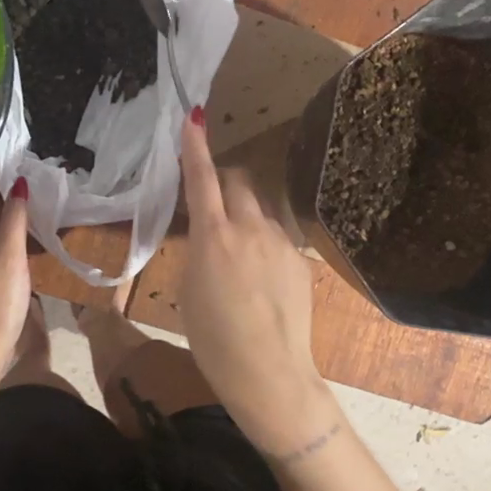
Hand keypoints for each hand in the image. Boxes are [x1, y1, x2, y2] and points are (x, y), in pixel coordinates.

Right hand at [176, 111, 337, 449]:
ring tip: (234, 253)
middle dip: (223, 179)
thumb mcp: (188, 291)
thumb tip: (207, 237)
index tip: (192, 118)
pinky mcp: (301, 262)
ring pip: (260, 210)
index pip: (202, 179)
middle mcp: (251, 229)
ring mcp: (282, 244)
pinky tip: (258, 280)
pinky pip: (277, 238)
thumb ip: (197, 252)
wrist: (269, 372)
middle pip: (239, 180)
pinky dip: (262, 244)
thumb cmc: (213, 339)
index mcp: (214, 237)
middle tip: (210, 199)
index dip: (195, 148)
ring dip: (244, 215)